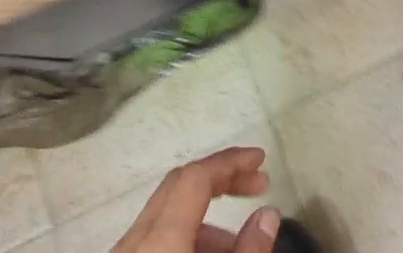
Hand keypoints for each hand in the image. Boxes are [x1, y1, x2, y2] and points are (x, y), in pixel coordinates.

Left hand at [111, 146, 280, 252]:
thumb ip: (248, 249)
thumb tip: (269, 213)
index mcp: (160, 239)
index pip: (195, 177)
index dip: (230, 161)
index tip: (261, 159)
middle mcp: (133, 240)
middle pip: (177, 187)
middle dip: (221, 180)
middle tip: (259, 185)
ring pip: (164, 217)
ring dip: (205, 217)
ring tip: (238, 242)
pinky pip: (152, 239)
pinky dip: (182, 236)